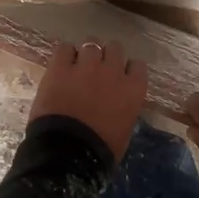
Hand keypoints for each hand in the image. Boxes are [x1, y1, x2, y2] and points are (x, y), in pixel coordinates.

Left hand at [29, 39, 148, 158]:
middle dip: (108, 57)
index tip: (121, 78)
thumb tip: (117, 103)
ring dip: (87, 54)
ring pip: (91, 43)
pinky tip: (62, 66)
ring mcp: (86, 65)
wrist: (68, 154)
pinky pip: (65, 48)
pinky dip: (65, 55)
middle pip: (115, 48)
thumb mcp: (124, 131)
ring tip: (79, 67)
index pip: (138, 66)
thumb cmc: (101, 152)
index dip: (128, 71)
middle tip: (99, 71)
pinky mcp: (60, 66)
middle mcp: (112, 71)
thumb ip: (124, 108)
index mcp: (132, 90)